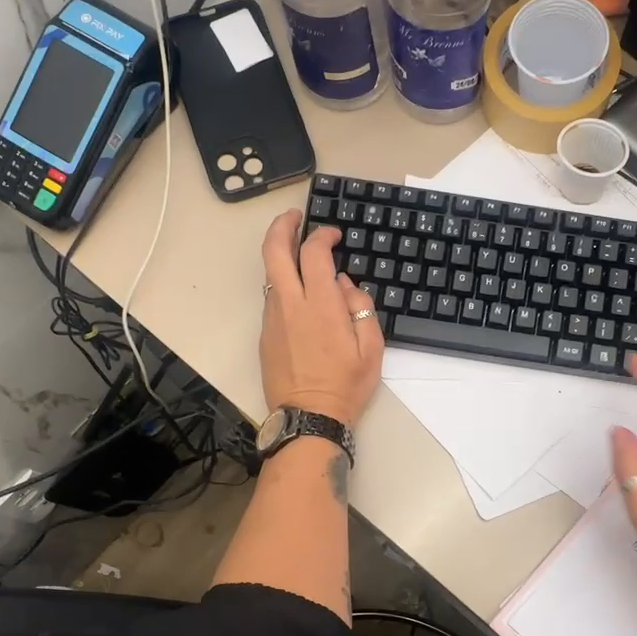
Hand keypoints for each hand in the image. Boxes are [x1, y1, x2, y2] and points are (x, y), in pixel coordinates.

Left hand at [258, 210, 383, 425]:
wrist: (309, 417)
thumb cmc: (345, 385)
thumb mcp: (371, 347)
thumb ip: (360, 307)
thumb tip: (345, 285)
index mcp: (321, 305)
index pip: (314, 252)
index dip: (322, 234)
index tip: (332, 235)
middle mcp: (290, 304)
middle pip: (274, 249)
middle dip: (283, 225)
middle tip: (296, 218)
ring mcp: (273, 318)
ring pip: (270, 273)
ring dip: (282, 256)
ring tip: (299, 254)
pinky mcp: (265, 333)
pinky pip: (272, 299)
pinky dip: (283, 285)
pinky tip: (300, 294)